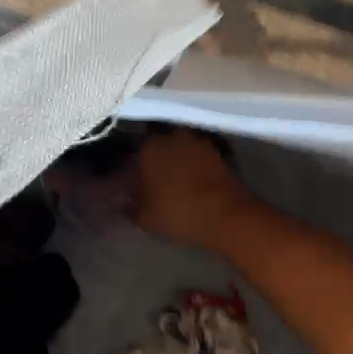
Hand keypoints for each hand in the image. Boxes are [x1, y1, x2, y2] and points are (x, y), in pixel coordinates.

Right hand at [134, 130, 250, 249]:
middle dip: (155, 152)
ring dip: (177, 153)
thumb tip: (122, 201)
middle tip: (152, 170)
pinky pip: (201, 152)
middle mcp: (173, 136)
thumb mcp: (144, 218)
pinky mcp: (222, 151)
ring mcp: (200, 141)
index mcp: (148, 146)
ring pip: (181, 143)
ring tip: (175, 172)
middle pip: (158, 139)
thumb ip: (129, 206)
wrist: (230, 217)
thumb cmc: (178, 213)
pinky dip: (197, 160)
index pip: (132, 146)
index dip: (131, 161)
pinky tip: (195, 174)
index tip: (131, 174)